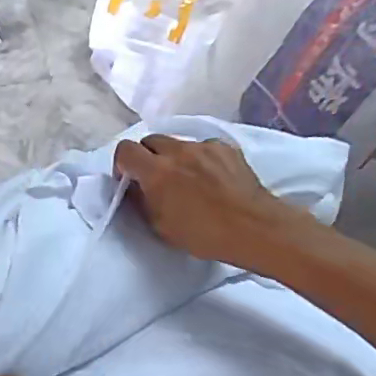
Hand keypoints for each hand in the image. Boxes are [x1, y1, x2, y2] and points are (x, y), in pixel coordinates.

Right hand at [113, 134, 316, 273]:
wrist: (254, 228)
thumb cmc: (202, 234)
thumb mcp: (159, 224)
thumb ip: (141, 200)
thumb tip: (134, 186)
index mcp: (157, 172)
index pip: (126, 150)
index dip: (122, 163)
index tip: (129, 179)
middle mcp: (179, 151)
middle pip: (151, 141)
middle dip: (147, 157)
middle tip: (155, 179)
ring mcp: (205, 147)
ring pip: (178, 143)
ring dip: (173, 157)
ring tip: (186, 180)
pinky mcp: (226, 148)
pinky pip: (203, 147)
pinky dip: (199, 158)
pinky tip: (209, 178)